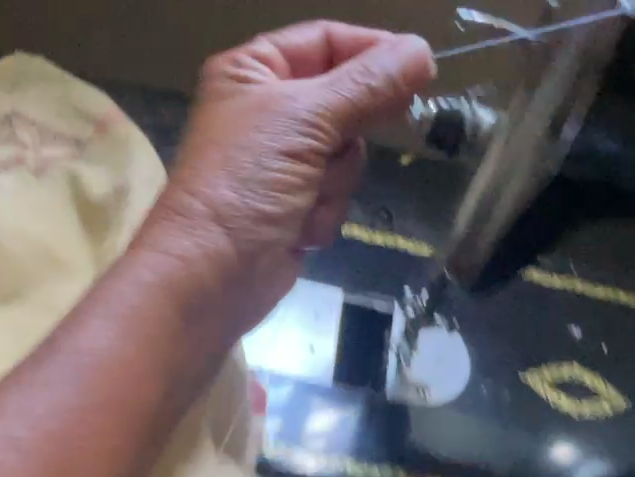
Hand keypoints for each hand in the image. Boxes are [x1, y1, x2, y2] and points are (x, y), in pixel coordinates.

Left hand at [138, 22, 435, 340]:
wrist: (212, 275)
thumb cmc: (245, 184)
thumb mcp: (306, 118)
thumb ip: (367, 84)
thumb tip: (421, 51)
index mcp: (255, 72)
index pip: (327, 42)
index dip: (373, 53)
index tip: (420, 70)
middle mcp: (268, 114)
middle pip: (345, 103)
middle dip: (345, 137)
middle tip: (342, 146)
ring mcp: (282, 167)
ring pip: (346, 158)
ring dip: (333, 184)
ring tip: (301, 200)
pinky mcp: (293, 212)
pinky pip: (335, 200)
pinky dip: (322, 216)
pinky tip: (296, 231)